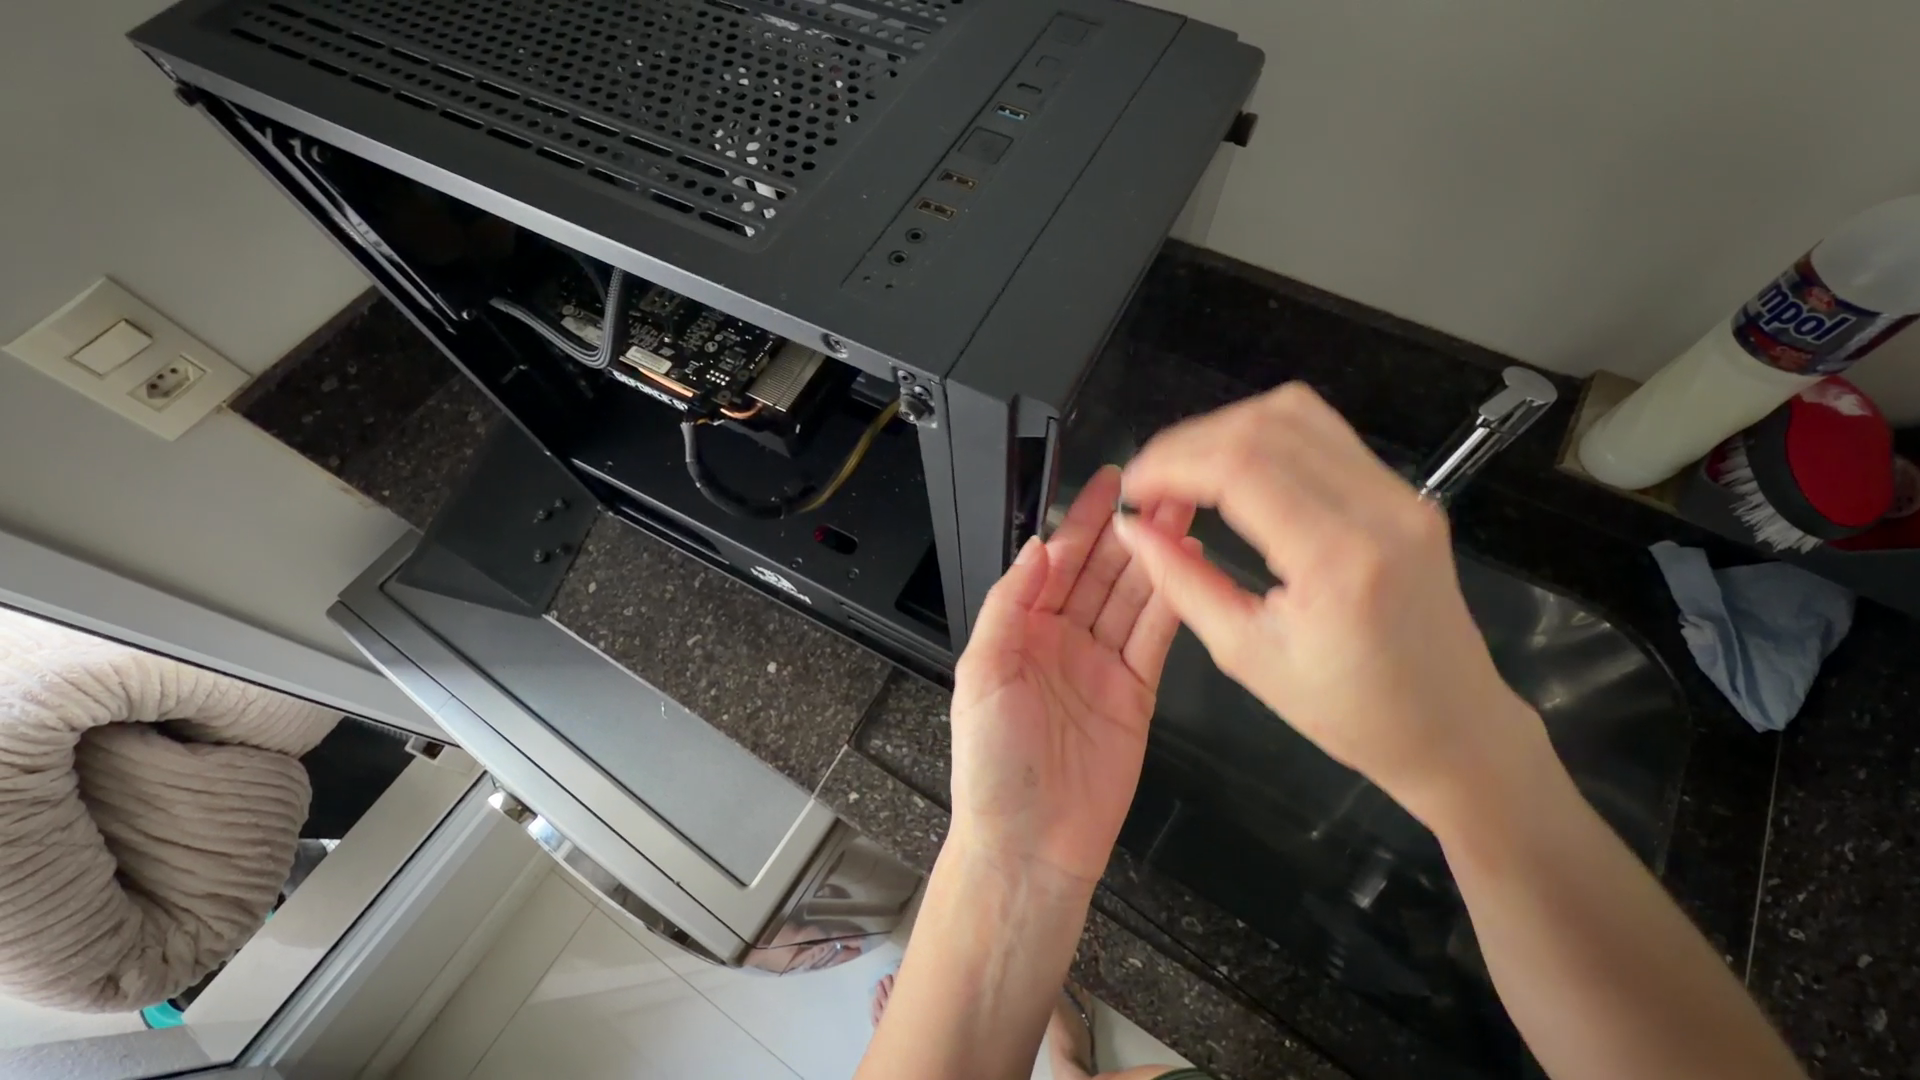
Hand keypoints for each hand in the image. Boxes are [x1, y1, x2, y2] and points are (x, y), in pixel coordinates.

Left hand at [948, 466, 1196, 884]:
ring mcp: (1101, 664)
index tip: (1108, 484)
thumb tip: (1035, 548)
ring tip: (1182, 513)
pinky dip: (1173, 601)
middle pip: (1101, 571)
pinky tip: (1187, 567)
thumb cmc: (991, 767)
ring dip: (1155, 555)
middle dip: (1128, 529)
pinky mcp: (1135, 692)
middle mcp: (1062, 641)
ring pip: (1133, 596)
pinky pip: (1155, 636)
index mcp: (1020, 632)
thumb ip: (1008, 606)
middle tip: (1160, 487)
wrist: (1029, 843)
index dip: (1081, 521)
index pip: (1056, 562)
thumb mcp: (982, 674)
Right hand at [1113, 383, 1545, 823]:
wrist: (1454, 726)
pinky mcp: (1402, 490)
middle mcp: (1378, 508)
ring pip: (1293, 413)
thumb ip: (1181, 583)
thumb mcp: (1246, 655)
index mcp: (1339, 560)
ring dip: (1223, 430)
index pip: (1240, 467)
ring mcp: (1399, 492)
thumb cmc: (1347, 712)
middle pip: (1263, 427)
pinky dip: (1261, 435)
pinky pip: (1321, 432)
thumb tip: (1130, 527)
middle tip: (1147, 481)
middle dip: (1187, 443)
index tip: (1130, 489)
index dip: (1171, 463)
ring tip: (1182, 472)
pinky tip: (1230, 469)